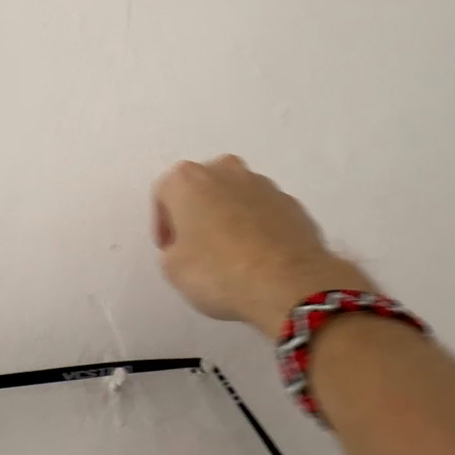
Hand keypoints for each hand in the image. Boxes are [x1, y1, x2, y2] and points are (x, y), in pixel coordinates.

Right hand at [153, 155, 373, 332]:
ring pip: (236, 196)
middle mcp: (225, 170)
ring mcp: (262, 184)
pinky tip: (260, 258)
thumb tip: (188, 246)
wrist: (288, 283)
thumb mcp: (174, 270)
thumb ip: (172, 250)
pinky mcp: (291, 203)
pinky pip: (265, 212)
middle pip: (202, 188)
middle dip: (198, 213)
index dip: (163, 224)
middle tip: (197, 247)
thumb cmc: (219, 271)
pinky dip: (258, 228)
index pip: (164, 194)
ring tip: (233, 255)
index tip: (169, 250)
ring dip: (230, 218)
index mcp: (189, 179)